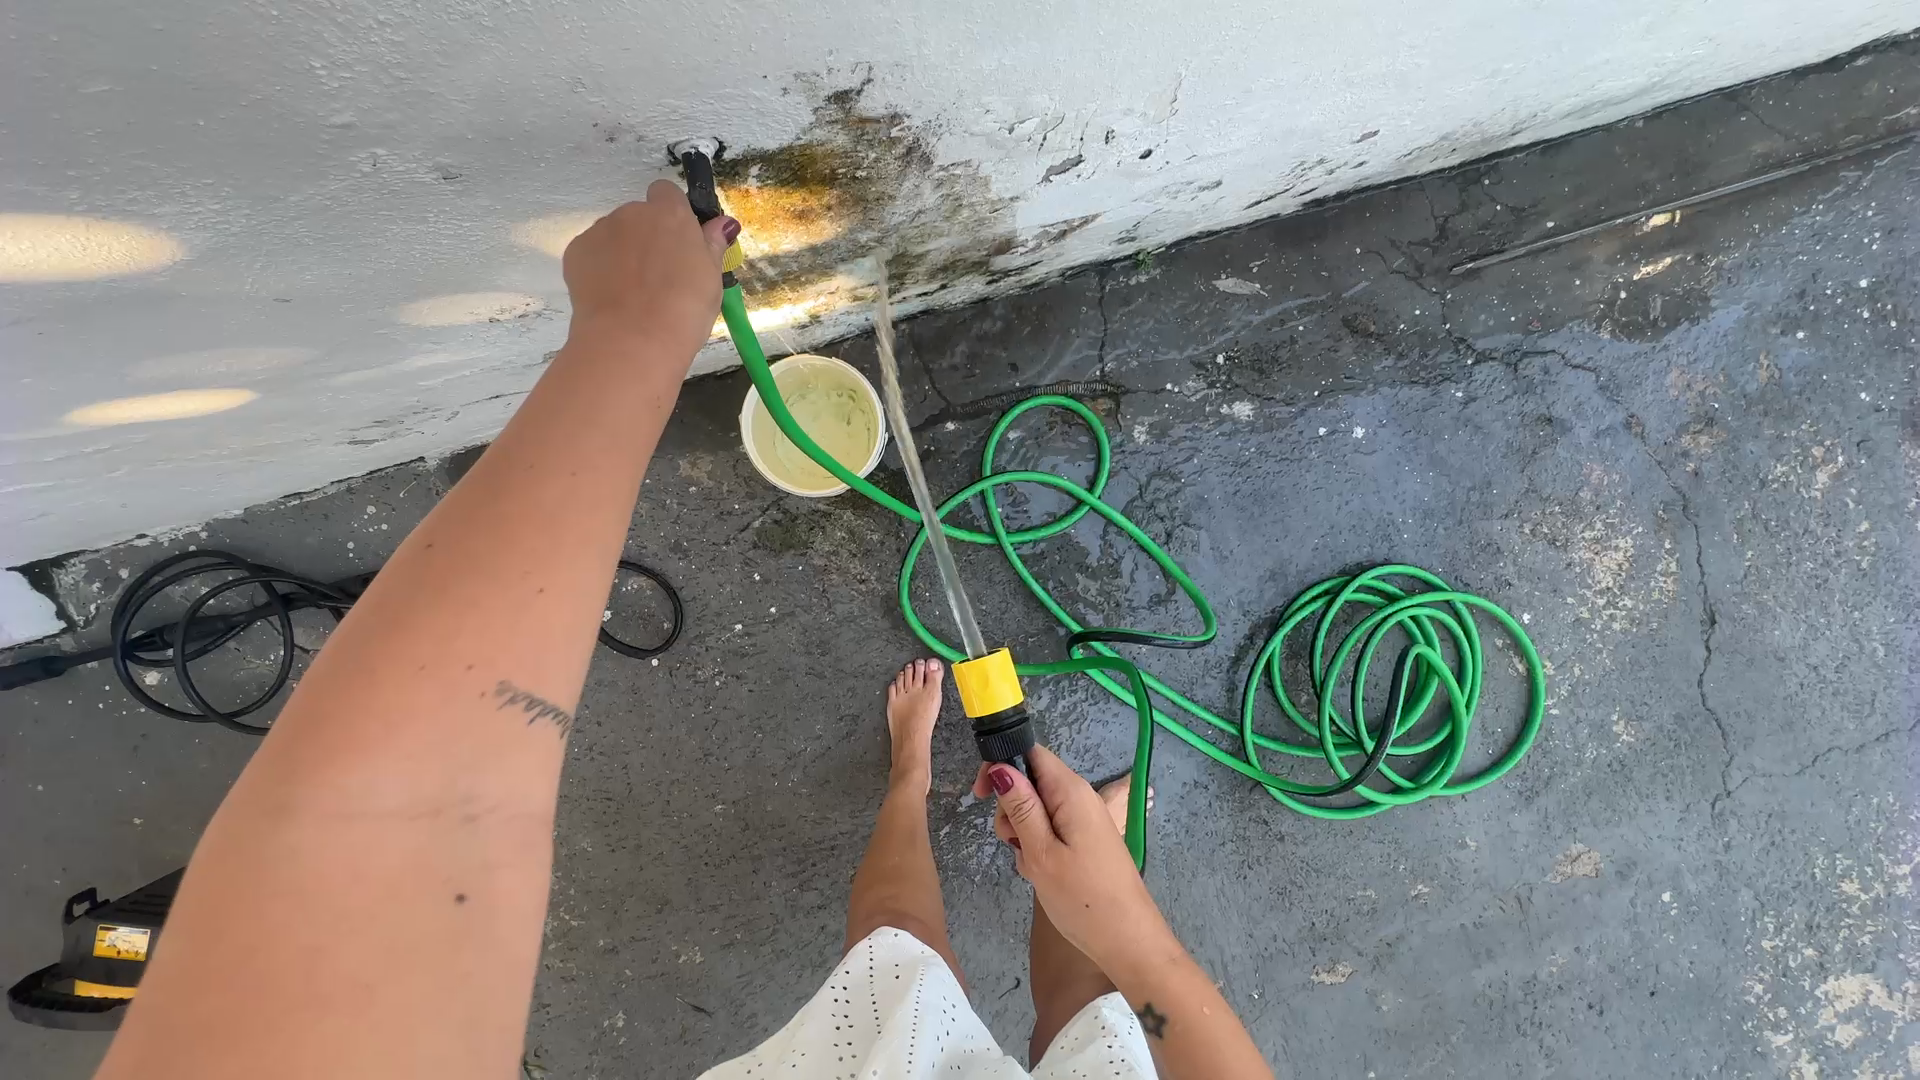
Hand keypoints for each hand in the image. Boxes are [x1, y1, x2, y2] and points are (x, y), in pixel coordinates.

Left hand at [561, 179, 739, 356]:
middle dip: (649, 239)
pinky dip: (603, 270)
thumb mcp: (712, 280)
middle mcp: (632, 214)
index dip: (674, 215)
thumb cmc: (684, 310)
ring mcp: (600, 231)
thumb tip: (723, 223)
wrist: (633, 341)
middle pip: (640, 217)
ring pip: (615, 236)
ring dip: (625, 255)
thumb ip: (712, 245)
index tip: (681, 244)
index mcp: (670, 215)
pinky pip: (594, 255)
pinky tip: (615, 299)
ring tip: (636, 295)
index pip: (667, 193)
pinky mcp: (576, 252)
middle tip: (662, 279)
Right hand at [972, 746, 1173, 966]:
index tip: (981, 795)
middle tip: (1013, 843)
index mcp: (1070, 791)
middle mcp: (1080, 796)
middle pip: (1031, 780)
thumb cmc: (1083, 899)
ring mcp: (1084, 819)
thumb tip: (1001, 767)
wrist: (1129, 942)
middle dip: (1011, 808)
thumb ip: (1020, 808)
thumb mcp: (1041, 853)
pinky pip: (1052, 828)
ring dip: (1023, 832)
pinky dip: (1038, 845)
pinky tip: (1041, 873)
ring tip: (1031, 865)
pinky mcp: (1086, 839)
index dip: (1002, 764)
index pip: (1030, 752)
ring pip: (1038, 808)